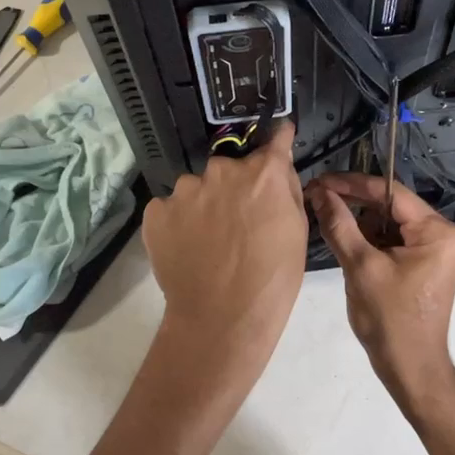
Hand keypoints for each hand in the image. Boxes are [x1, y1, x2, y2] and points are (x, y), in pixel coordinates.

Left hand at [142, 121, 307, 383]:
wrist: (222, 319)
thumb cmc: (273, 278)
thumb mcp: (297, 231)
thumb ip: (287, 190)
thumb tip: (280, 167)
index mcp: (262, 173)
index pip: (275, 139)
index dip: (279, 139)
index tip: (280, 135)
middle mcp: (222, 170)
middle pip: (230, 169)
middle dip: (234, 187)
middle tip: (237, 222)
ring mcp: (185, 190)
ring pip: (197, 188)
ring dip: (203, 204)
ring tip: (208, 241)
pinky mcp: (157, 212)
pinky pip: (170, 209)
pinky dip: (177, 223)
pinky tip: (187, 249)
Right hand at [306, 171, 454, 406]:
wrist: (410, 369)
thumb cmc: (390, 320)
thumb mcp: (361, 268)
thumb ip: (340, 225)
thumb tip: (318, 191)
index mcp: (438, 231)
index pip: (391, 192)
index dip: (353, 184)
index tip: (320, 180)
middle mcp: (443, 234)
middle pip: (391, 205)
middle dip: (354, 204)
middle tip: (317, 198)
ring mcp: (436, 249)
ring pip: (389, 222)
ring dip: (360, 223)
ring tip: (328, 222)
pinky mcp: (424, 263)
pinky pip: (393, 239)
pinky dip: (370, 240)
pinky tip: (347, 244)